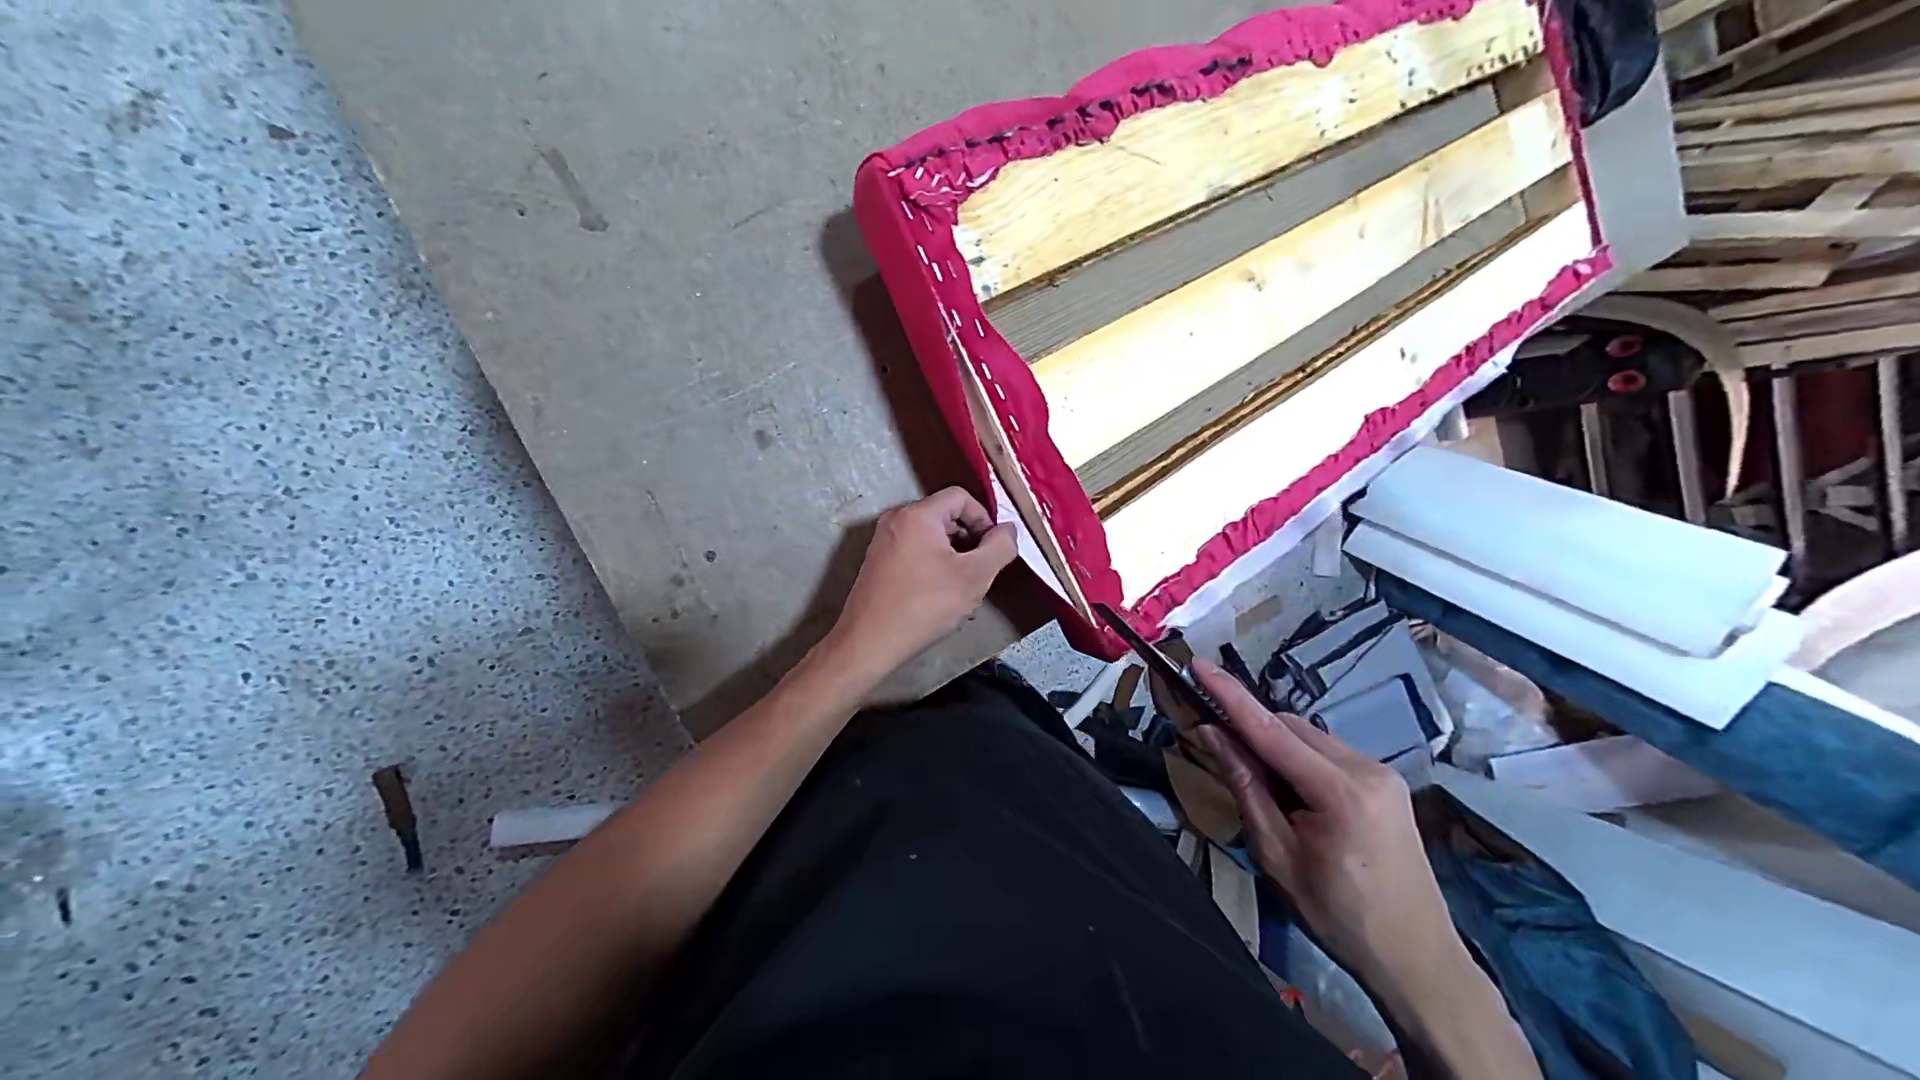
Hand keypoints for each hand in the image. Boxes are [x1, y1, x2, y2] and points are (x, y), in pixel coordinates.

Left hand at [824, 487, 1016, 676]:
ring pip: (931, 537)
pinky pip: (915, 552)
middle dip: (969, 540)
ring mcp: (883, 541)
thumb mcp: (974, 577)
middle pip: (945, 516)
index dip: (984, 518)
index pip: (960, 497)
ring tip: (962, 589)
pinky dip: (933, 566)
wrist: (869, 642)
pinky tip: (939, 597)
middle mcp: (896, 520)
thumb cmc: (924, 606)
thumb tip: (1007, 530)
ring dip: (954, 556)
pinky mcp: (877, 562)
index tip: (992, 548)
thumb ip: (1000, 547)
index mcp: (917, 515)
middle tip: (980, 571)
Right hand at [1191, 660, 1537, 1078]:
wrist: (1417, 958)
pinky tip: (1290, 791)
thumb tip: (1212, 733)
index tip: (1198, 663)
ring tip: (1258, 783)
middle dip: (1250, 727)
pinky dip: (1298, 758)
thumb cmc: (1339, 916)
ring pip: (1309, 736)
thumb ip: (1246, 786)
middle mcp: (1367, 768)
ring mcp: (1382, 772)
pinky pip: (1327, 752)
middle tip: (1216, 747)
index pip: (1271, 730)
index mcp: (1341, 791)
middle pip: (1291, 727)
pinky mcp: (1385, 782)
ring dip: (1274, 744)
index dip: (1229, 695)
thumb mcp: (1277, 855)